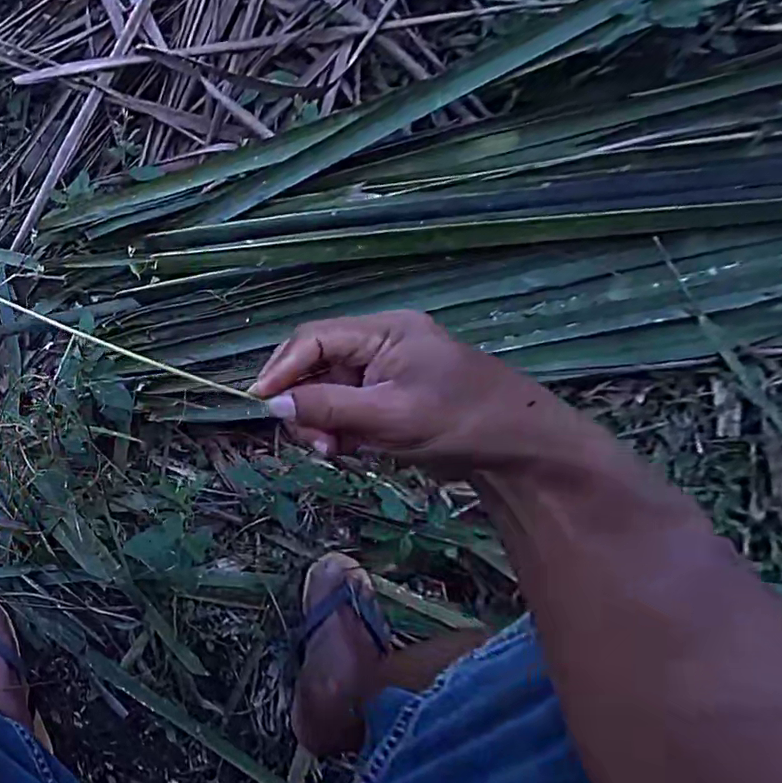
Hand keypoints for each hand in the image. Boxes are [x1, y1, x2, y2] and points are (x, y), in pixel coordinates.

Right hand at [248, 310, 596, 476]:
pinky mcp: (381, 397)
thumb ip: (327, 407)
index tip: (260, 401)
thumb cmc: (461, 422)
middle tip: (311, 440)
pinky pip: (339, 407)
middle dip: (301, 403)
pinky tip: (346, 447)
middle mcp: (376, 345)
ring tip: (333, 450)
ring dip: (317, 421)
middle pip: (312, 365)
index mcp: (383, 332)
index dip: (281, 369)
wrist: (521, 450)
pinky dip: (334, 429)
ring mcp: (378, 372)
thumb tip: (271, 405)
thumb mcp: (389, 416)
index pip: (313, 339)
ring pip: (321, 390)